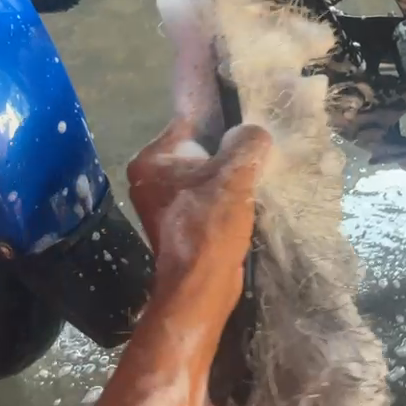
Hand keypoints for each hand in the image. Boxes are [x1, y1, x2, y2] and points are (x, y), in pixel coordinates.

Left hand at [125, 118, 271, 321]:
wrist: (200, 287)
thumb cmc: (209, 226)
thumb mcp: (234, 176)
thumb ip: (246, 144)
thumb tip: (254, 132)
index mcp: (151, 159)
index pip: (189, 123)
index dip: (220, 119)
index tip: (246, 118)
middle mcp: (150, 177)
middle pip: (198, 149)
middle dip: (227, 151)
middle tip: (256, 150)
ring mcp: (163, 202)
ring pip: (205, 174)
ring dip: (229, 176)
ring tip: (255, 174)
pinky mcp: (179, 223)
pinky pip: (206, 196)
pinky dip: (225, 196)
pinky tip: (246, 199)